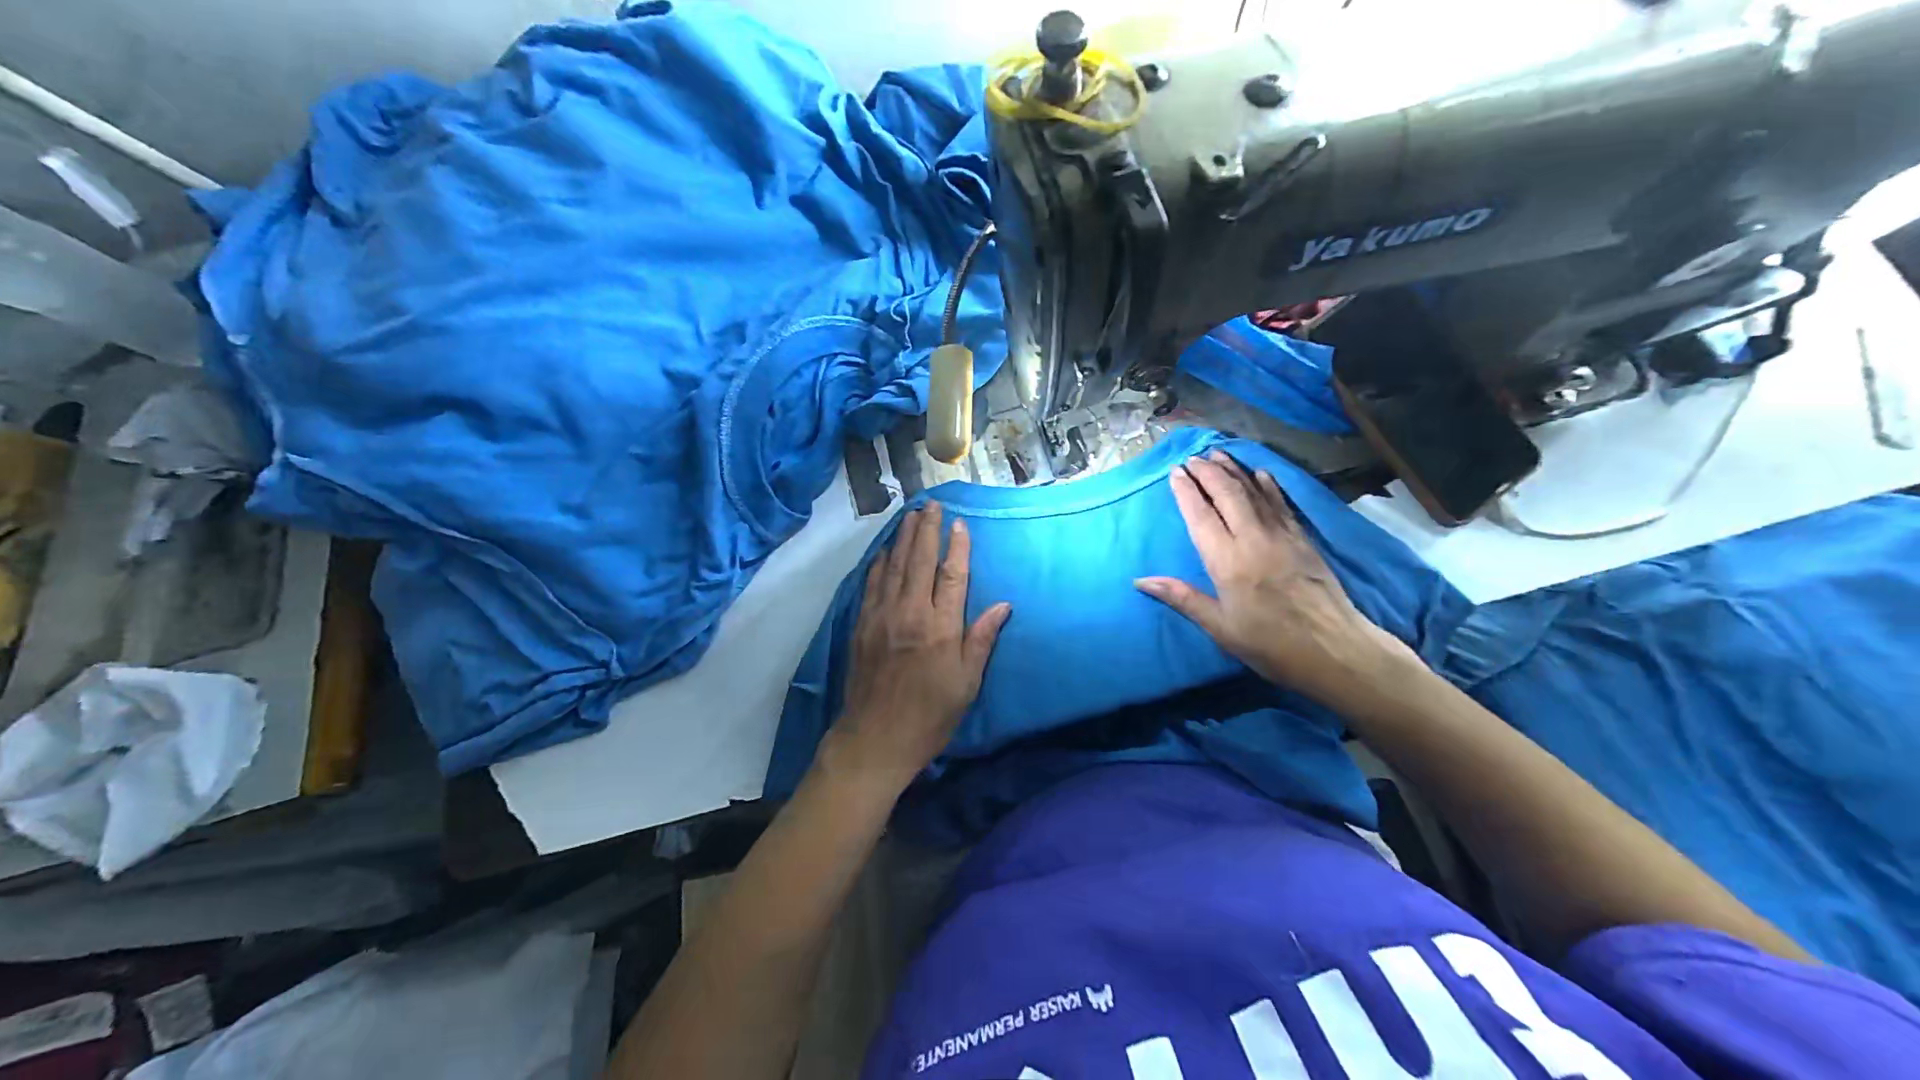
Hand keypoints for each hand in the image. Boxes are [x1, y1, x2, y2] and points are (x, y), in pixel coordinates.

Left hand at [822, 503, 1011, 794]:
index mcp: (940, 627)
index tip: (960, 523)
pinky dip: (879, 563)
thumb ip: (981, 640)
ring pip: (893, 566)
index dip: (957, 546)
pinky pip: (871, 584)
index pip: (952, 575)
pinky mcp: (861, 625)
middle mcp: (910, 613)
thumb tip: (1002, 605)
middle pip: (919, 560)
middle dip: (927, 530)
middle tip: (932, 504)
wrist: (874, 739)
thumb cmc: (929, 717)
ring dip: (902, 538)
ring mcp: (881, 616)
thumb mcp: (966, 684)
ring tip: (910, 516)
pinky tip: (884, 551)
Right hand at [1135, 450, 1416, 709]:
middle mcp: (1253, 539)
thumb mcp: (1220, 627)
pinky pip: (1281, 503)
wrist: (1333, 649)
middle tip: (1192, 458)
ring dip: (1234, 471)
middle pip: (1227, 494)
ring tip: (1218, 454)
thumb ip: (1182, 598)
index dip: (1187, 492)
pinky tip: (1260, 473)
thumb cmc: (1270, 644)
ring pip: (1254, 492)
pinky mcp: (1303, 539)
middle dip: (1208, 472)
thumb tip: (1140, 581)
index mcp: (1227, 561)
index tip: (1176, 472)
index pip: (1201, 516)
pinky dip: (1268, 485)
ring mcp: (1281, 535)